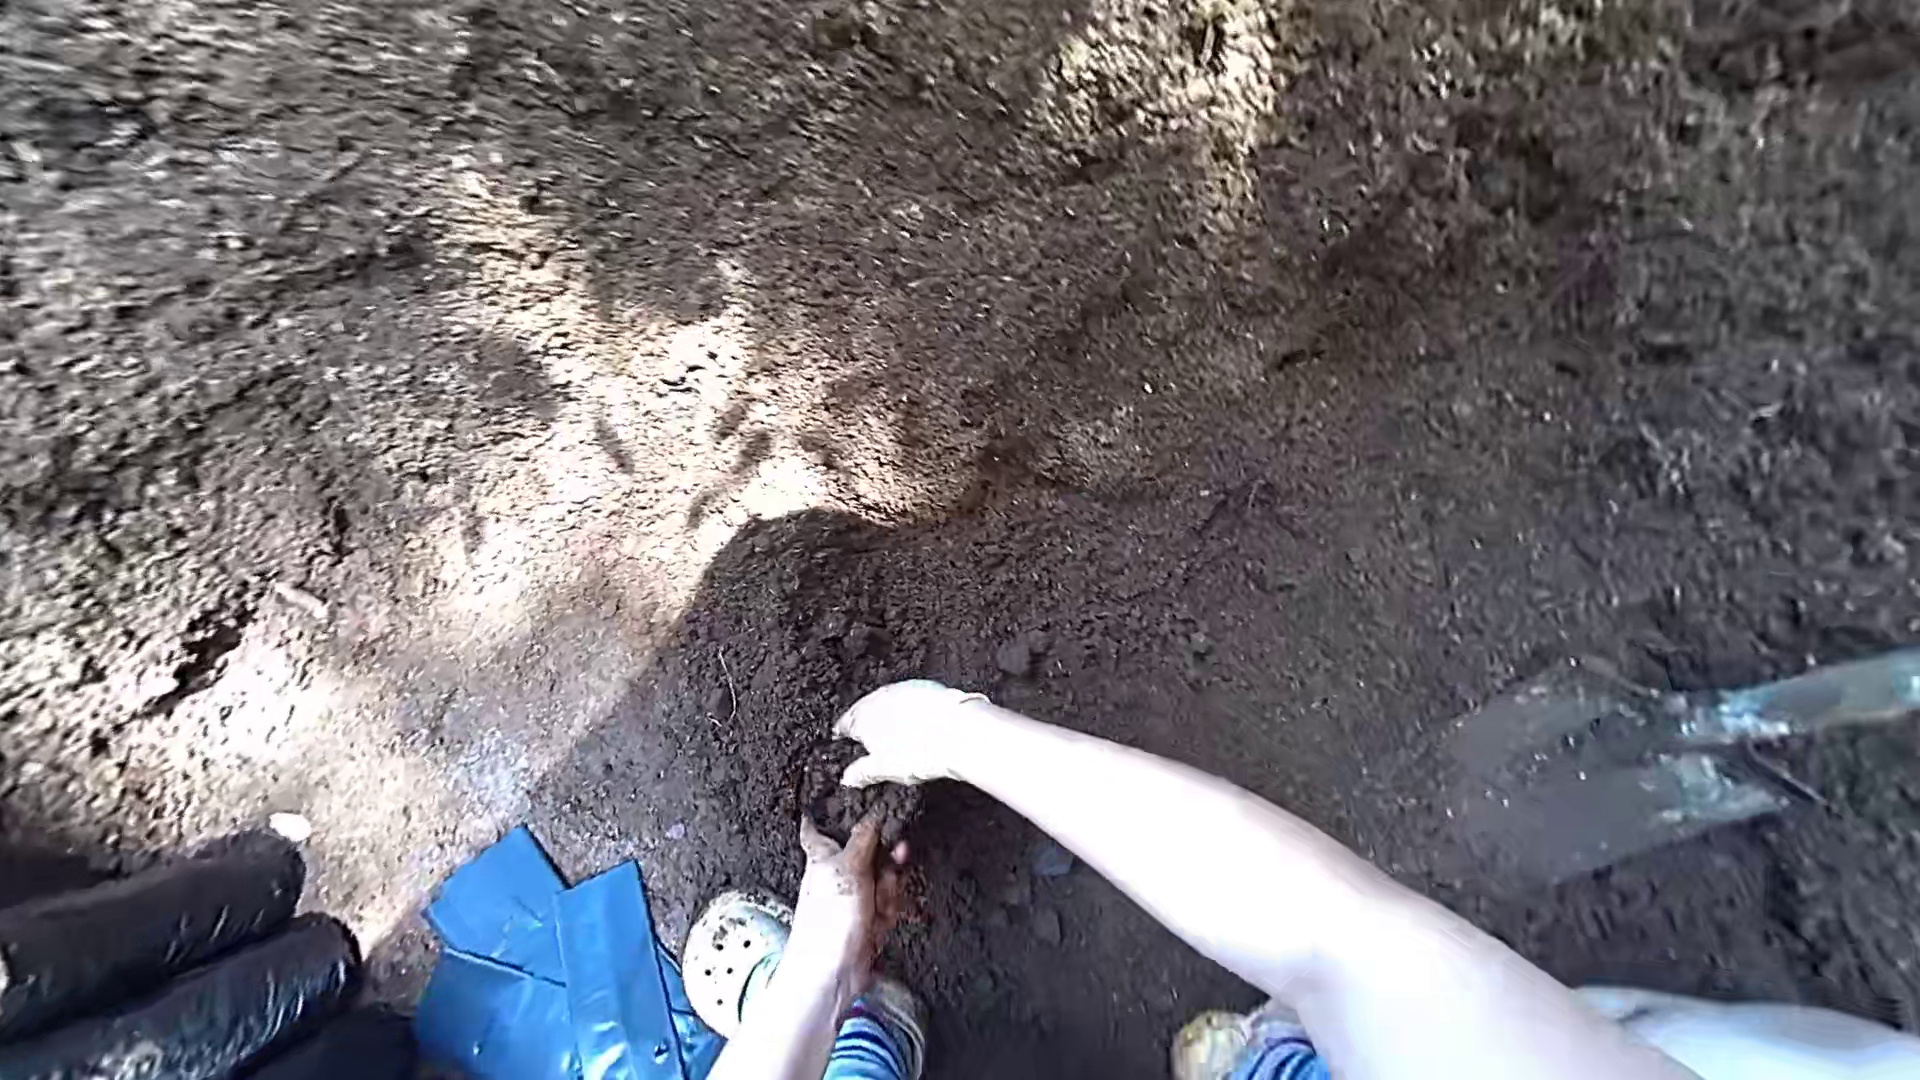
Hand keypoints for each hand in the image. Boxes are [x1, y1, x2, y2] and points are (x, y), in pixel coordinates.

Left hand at [784, 812, 907, 992]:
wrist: (832, 975)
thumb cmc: (828, 919)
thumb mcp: (848, 866)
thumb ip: (864, 836)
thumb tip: (874, 810)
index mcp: (824, 853)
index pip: (823, 823)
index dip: (836, 810)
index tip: (848, 798)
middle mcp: (840, 869)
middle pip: (871, 846)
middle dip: (887, 855)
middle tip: (897, 854)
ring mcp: (856, 893)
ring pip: (885, 873)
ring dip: (890, 888)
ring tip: (881, 904)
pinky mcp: (870, 915)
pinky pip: (890, 900)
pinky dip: (890, 909)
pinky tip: (881, 921)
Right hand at [833, 679, 990, 787]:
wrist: (957, 732)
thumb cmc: (918, 753)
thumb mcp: (884, 769)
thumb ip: (862, 772)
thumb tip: (847, 777)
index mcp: (863, 717)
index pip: (845, 723)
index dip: (843, 731)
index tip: (842, 736)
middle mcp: (880, 698)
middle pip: (865, 708)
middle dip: (864, 719)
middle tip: (867, 734)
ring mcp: (903, 689)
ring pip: (887, 699)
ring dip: (886, 710)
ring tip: (891, 726)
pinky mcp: (925, 686)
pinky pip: (909, 695)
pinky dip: (907, 706)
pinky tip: (914, 717)